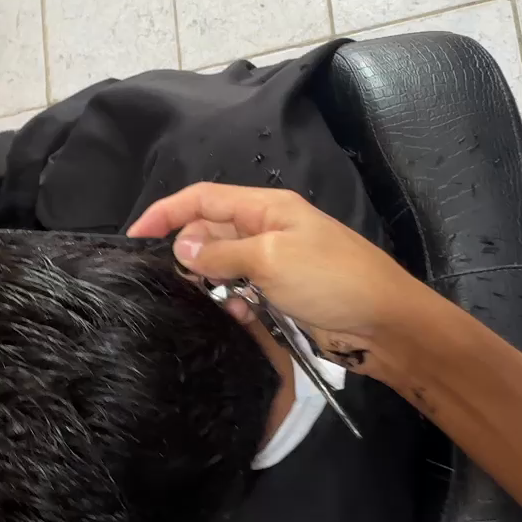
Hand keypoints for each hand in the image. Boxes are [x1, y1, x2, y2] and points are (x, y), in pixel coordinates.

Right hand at [129, 183, 433, 370]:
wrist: (385, 324)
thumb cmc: (331, 279)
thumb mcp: (270, 259)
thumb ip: (222, 251)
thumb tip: (181, 246)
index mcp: (266, 208)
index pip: (203, 197)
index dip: (167, 211)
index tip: (135, 235)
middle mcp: (266, 230)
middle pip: (210, 230)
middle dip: (190, 252)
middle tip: (177, 280)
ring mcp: (274, 262)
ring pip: (223, 264)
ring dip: (212, 281)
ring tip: (212, 302)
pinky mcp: (281, 293)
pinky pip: (242, 291)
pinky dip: (233, 301)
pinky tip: (238, 316)